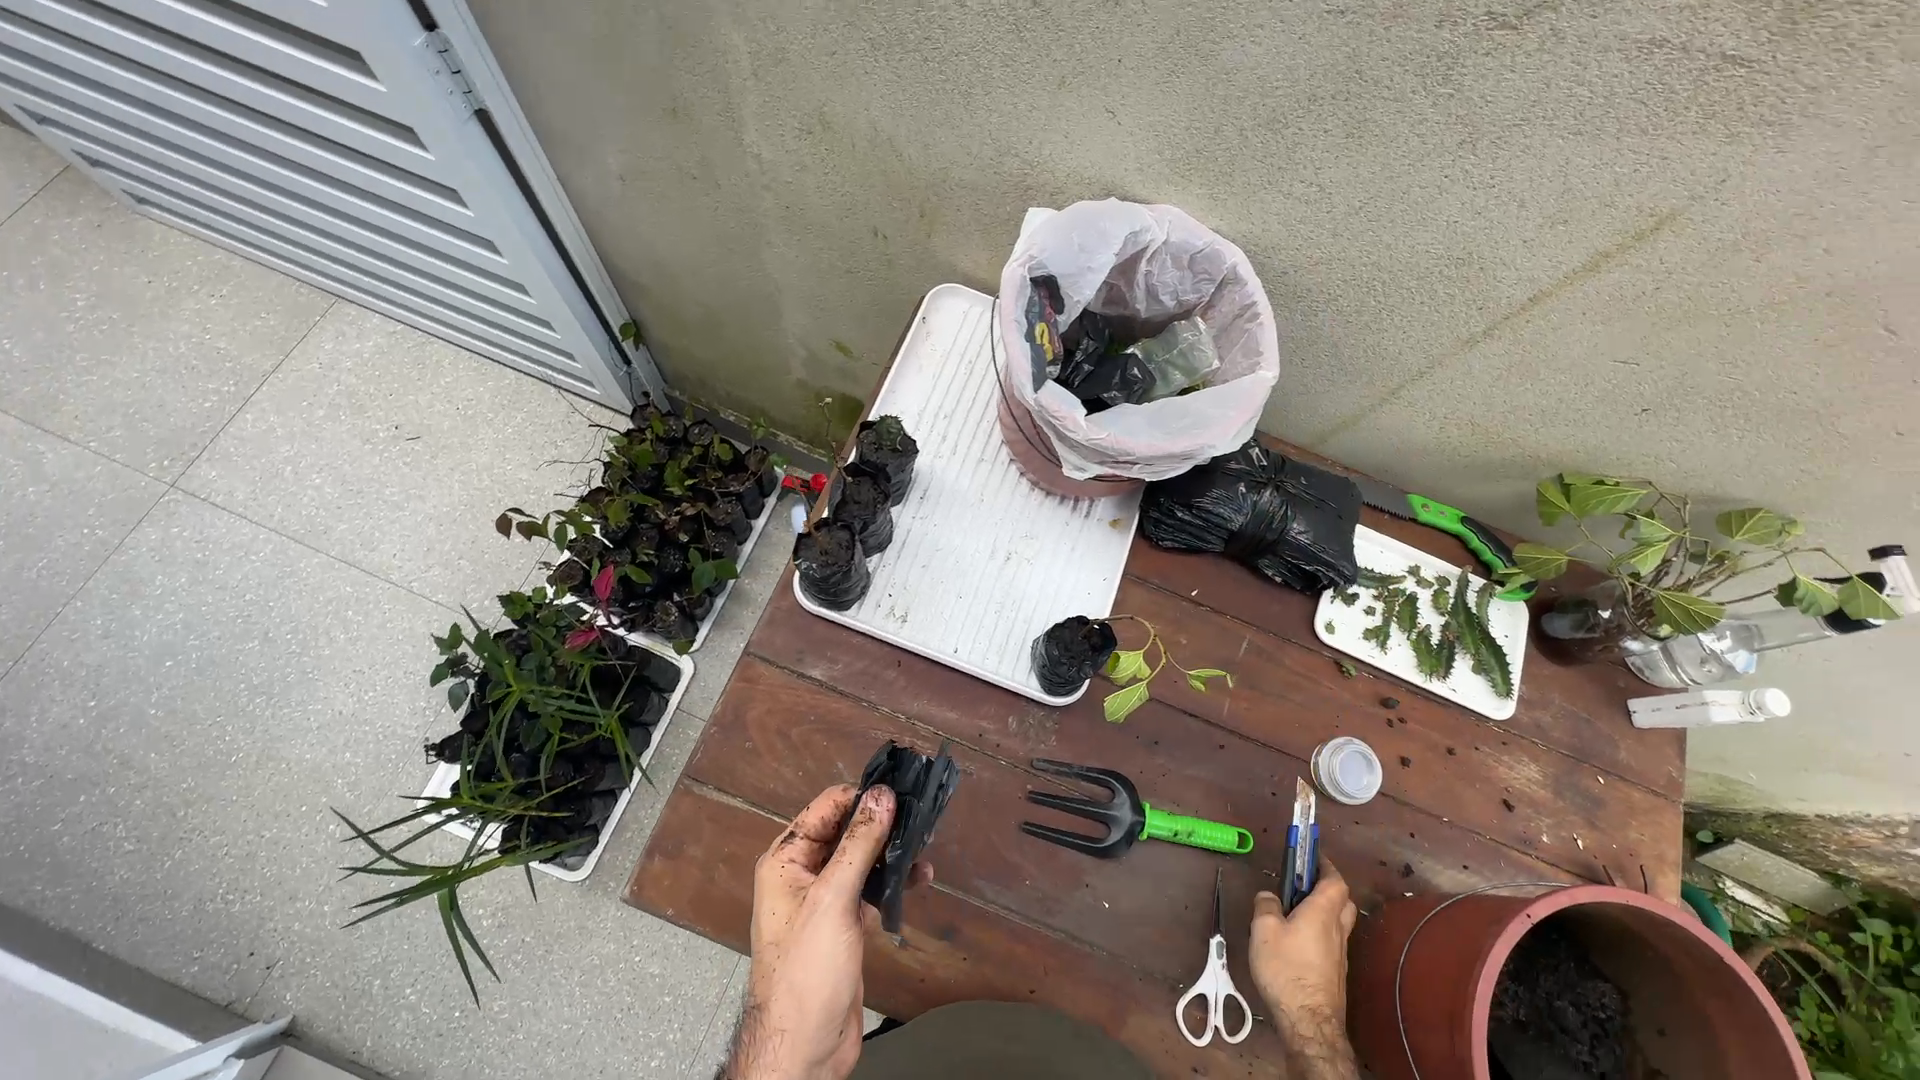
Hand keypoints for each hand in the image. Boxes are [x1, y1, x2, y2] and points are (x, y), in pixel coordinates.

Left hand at [728, 784, 929, 1079]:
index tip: (900, 793)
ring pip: (862, 860)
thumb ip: (859, 844)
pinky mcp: (844, 923)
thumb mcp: (833, 898)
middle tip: (921, 817)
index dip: (861, 798)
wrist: (805, 1043)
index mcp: (787, 860)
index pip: (827, 808)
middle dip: (882, 824)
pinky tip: (919, 879)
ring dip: (892, 853)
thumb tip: (882, 796)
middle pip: (846, 832)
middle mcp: (803, 874)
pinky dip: (893, 881)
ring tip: (925, 850)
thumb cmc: (807, 969)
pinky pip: (870, 888)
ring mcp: (824, 900)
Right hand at [1250, 857, 1360, 1077]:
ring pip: (1340, 922)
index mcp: (1323, 912)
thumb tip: (1269, 896)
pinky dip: (1321, 932)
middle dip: (1330, 887)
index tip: (1312, 856)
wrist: (1309, 1020)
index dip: (1326, 865)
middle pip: (1344, 901)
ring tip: (1298, 912)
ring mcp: (1340, 953)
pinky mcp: (1336, 972)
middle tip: (1306, 884)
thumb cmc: (1286, 967)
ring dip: (1326, 910)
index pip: (1335, 880)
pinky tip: (1299, 942)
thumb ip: (1266, 906)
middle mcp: (1337, 929)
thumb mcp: (1263, 929)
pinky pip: (1333, 941)